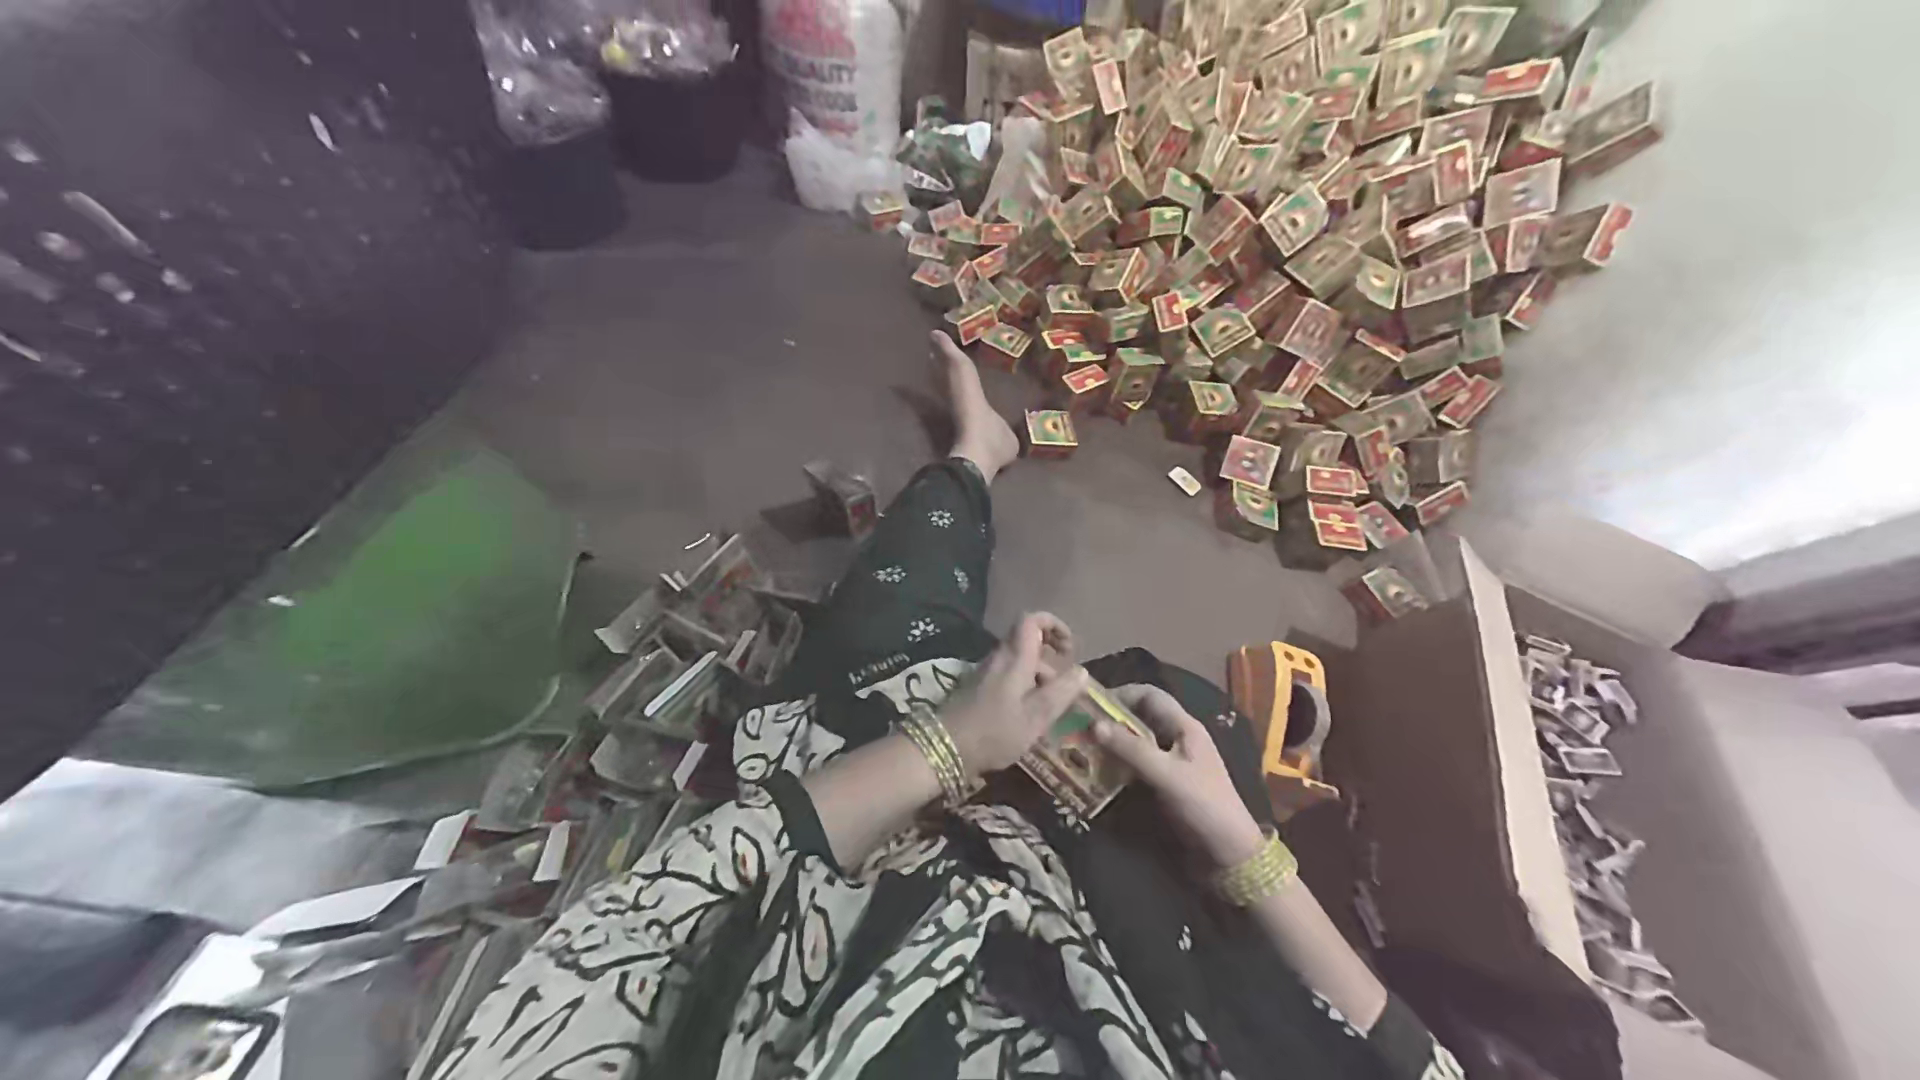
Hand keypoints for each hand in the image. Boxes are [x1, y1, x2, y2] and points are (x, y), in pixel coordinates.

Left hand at [940, 612, 1090, 773]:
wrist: (945, 748)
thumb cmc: (995, 731)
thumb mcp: (1036, 716)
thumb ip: (1061, 692)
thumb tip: (1082, 671)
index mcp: (1015, 657)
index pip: (1032, 619)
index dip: (1053, 625)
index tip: (1069, 649)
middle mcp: (999, 657)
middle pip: (1027, 641)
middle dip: (1050, 659)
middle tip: (1064, 687)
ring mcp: (986, 671)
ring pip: (1019, 661)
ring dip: (1038, 676)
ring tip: (1050, 709)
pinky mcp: (978, 687)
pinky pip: (1008, 676)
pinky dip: (1024, 687)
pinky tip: (1029, 716)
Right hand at [1096, 684, 1265, 868]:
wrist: (1230, 857)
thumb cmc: (1203, 806)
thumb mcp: (1166, 774)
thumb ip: (1130, 749)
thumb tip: (1093, 724)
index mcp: (1184, 727)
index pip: (1149, 695)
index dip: (1121, 694)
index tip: (1091, 705)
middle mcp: (1176, 739)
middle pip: (1138, 718)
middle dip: (1109, 721)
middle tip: (1078, 729)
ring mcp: (1170, 763)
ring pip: (1134, 743)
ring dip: (1110, 745)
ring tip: (1080, 751)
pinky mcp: (1164, 785)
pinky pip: (1135, 766)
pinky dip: (1116, 766)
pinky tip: (1096, 774)